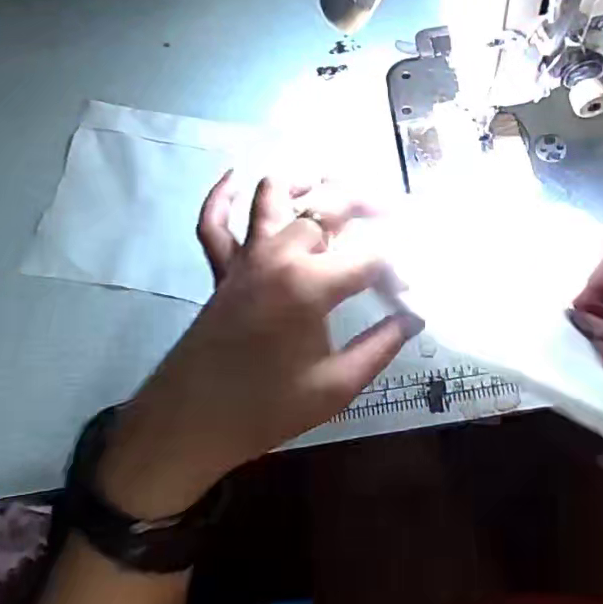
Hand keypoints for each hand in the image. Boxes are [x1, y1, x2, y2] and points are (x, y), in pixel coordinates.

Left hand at [96, 173, 420, 517]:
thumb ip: (381, 345)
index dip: (398, 271)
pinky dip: (222, 197)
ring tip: (332, 183)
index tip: (411, 293)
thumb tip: (413, 318)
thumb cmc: (267, 409)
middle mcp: (277, 259)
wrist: (189, 426)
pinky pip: (214, 224)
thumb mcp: (338, 385)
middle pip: (326, 209)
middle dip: (365, 205)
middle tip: (394, 214)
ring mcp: (244, 261)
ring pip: (271, 199)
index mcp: (310, 286)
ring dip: (304, 185)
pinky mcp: (221, 273)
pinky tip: (236, 177)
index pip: (370, 260)